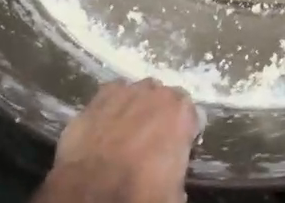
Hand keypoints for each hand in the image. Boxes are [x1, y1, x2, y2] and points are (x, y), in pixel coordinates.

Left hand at [40, 80, 201, 202]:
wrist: (92, 192)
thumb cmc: (140, 193)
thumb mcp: (174, 191)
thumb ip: (178, 165)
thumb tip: (171, 171)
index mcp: (181, 113)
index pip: (192, 115)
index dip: (184, 132)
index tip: (177, 149)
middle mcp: (158, 93)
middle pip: (165, 99)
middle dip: (160, 116)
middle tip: (150, 142)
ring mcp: (128, 91)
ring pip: (139, 93)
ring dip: (137, 108)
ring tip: (126, 134)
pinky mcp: (100, 95)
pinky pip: (114, 95)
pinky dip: (113, 107)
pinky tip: (107, 126)